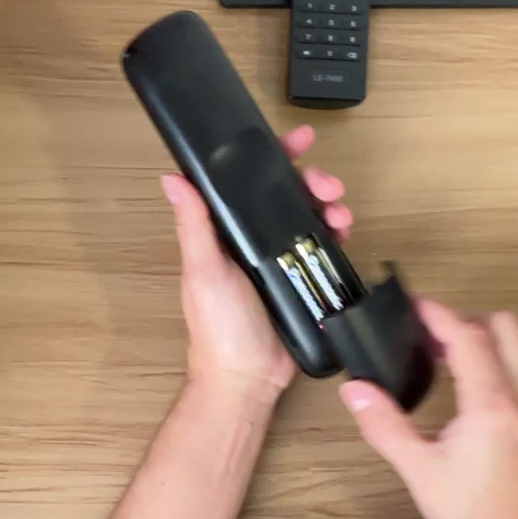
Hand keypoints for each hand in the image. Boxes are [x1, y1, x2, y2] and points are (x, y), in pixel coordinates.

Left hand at [161, 125, 352, 406]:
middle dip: (311, 182)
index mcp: (225, 234)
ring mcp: (278, 261)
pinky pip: (322, 248)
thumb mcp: (203, 271)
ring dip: (328, 205)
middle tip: (329, 184)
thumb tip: (172, 180)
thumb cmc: (218, 327)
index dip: (270, 159)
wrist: (248, 377)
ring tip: (341, 211)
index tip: (296, 141)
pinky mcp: (301, 280)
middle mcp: (251, 242)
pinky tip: (345, 233)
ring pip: (308, 218)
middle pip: (285, 197)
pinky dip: (336, 235)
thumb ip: (194, 226)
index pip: (246, 185)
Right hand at [337, 300, 517, 518]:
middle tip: (426, 335)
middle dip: (465, 320)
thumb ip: (385, 426)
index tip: (411, 304)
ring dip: (480, 339)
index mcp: (492, 404)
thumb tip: (354, 389)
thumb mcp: (419, 471)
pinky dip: (491, 360)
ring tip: (438, 355)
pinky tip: (462, 388)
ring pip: (516, 347)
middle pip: (504, 328)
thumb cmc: (471, 513)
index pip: (469, 338)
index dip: (439, 314)